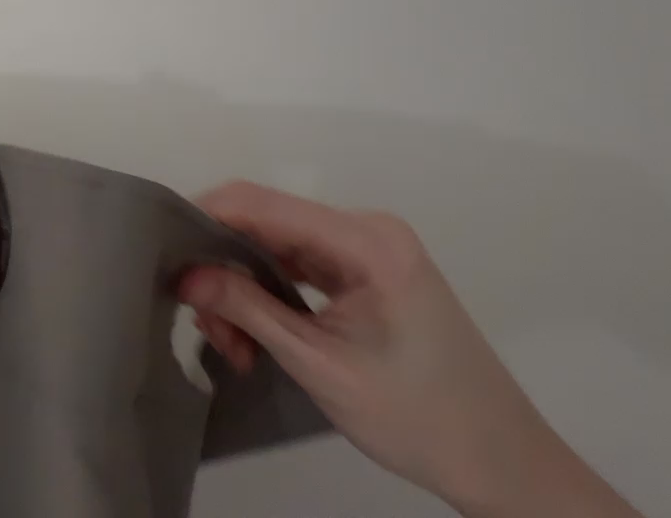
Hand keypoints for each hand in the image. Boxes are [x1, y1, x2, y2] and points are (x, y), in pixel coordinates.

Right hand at [180, 181, 639, 517]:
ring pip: (270, 250)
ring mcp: (364, 253)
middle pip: (260, 226)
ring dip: (241, 293)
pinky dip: (266, 299)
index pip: (258, 203)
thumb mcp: (318, 363)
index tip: (165, 256)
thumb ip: (246, 310)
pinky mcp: (361, 275)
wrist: (506, 468)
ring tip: (234, 348)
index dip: (202, 218)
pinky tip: (254, 337)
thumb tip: (182, 276)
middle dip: (222, 272)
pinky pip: (292, 269)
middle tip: (206, 328)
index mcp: (365, 240)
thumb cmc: (418, 416)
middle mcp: (363, 231)